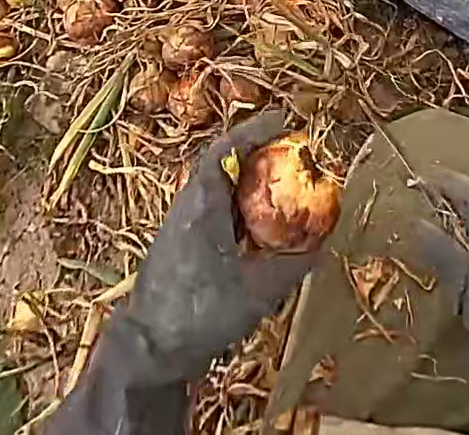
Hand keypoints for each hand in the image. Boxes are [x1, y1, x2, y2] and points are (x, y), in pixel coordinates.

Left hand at [125, 111, 319, 379]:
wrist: (147, 349)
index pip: (228, 147)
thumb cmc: (199, 313)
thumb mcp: (255, 294)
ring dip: (247, 175)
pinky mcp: (182, 238)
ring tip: (280, 177)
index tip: (284, 119)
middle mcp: (190, 200)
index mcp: (203, 201)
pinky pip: (215, 204)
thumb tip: (321, 246)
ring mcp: (183, 219)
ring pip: (219, 182)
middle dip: (257, 149)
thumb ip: (291, 267)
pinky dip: (239, 201)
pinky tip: (258, 219)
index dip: (256, 129)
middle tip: (290, 147)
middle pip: (224, 159)